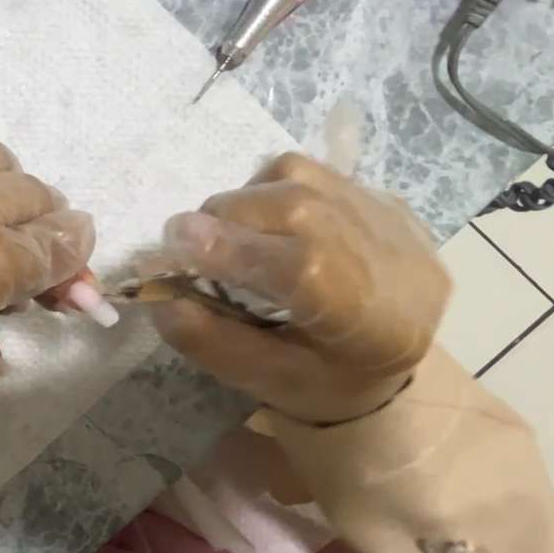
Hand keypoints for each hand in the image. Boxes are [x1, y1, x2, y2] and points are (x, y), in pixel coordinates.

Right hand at [151, 153, 448, 425]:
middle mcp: (381, 249)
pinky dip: (266, 191)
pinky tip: (272, 226)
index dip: (223, 249)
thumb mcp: (264, 380)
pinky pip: (302, 172)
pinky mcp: (377, 192)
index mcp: (362, 312)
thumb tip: (155, 289)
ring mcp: (382, 212)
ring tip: (237, 241)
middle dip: (218, 225)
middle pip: (282, 208)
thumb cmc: (326, 381)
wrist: (399, 355)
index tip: (168, 250)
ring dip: (239, 205)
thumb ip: (206, 337)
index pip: (294, 264)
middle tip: (195, 256)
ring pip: (286, 178)